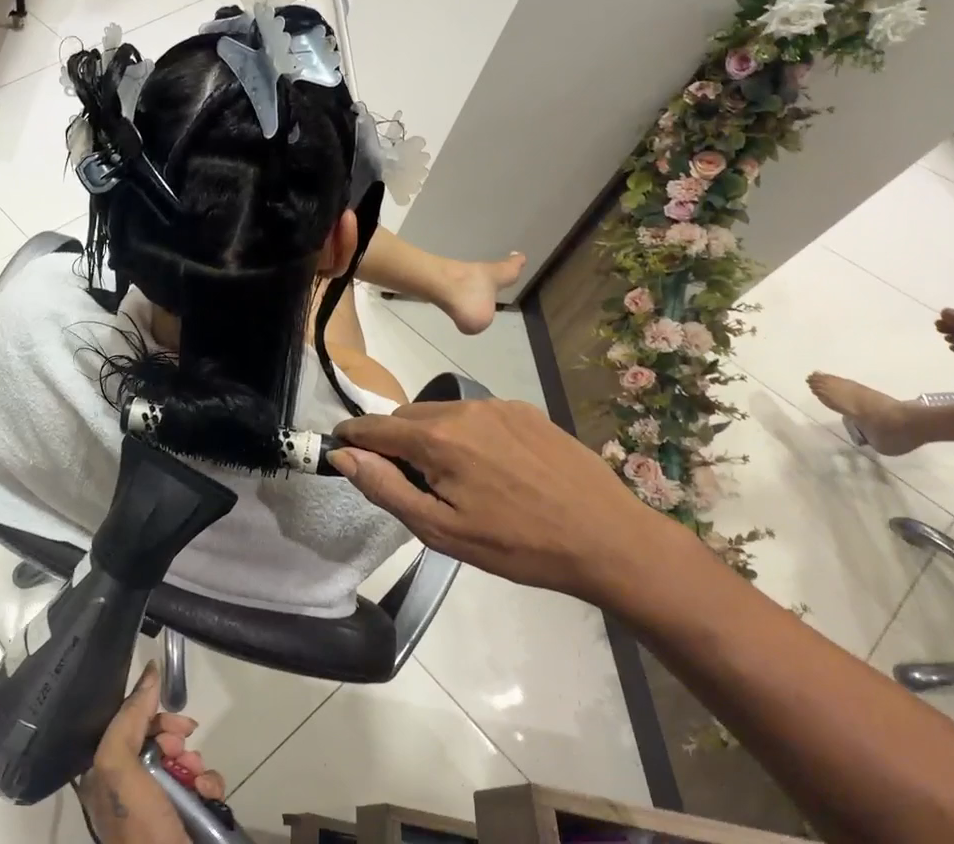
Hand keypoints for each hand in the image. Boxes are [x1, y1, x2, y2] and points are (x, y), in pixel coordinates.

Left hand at [81, 662, 227, 843]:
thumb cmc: (138, 823)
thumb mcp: (118, 765)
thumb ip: (128, 718)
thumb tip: (149, 671)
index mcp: (105, 774)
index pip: (125, 725)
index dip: (147, 712)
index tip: (168, 712)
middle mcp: (132, 787)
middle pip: (156, 740)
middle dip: (174, 735)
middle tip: (183, 744)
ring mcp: (164, 803)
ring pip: (184, 760)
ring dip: (195, 760)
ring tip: (197, 775)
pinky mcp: (192, 815)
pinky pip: (204, 785)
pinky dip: (210, 783)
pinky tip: (208, 792)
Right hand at [331, 400, 689, 603]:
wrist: (610, 541)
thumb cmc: (518, 545)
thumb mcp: (441, 530)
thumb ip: (385, 487)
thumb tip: (343, 454)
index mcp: (437, 439)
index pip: (372, 426)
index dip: (353, 441)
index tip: (347, 459)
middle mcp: (463, 410)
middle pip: (405, 417)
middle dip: (396, 444)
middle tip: (417, 488)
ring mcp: (499, 407)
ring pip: (440, 415)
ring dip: (432, 439)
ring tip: (459, 482)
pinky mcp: (527, 412)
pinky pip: (477, 416)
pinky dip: (467, 436)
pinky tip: (494, 471)